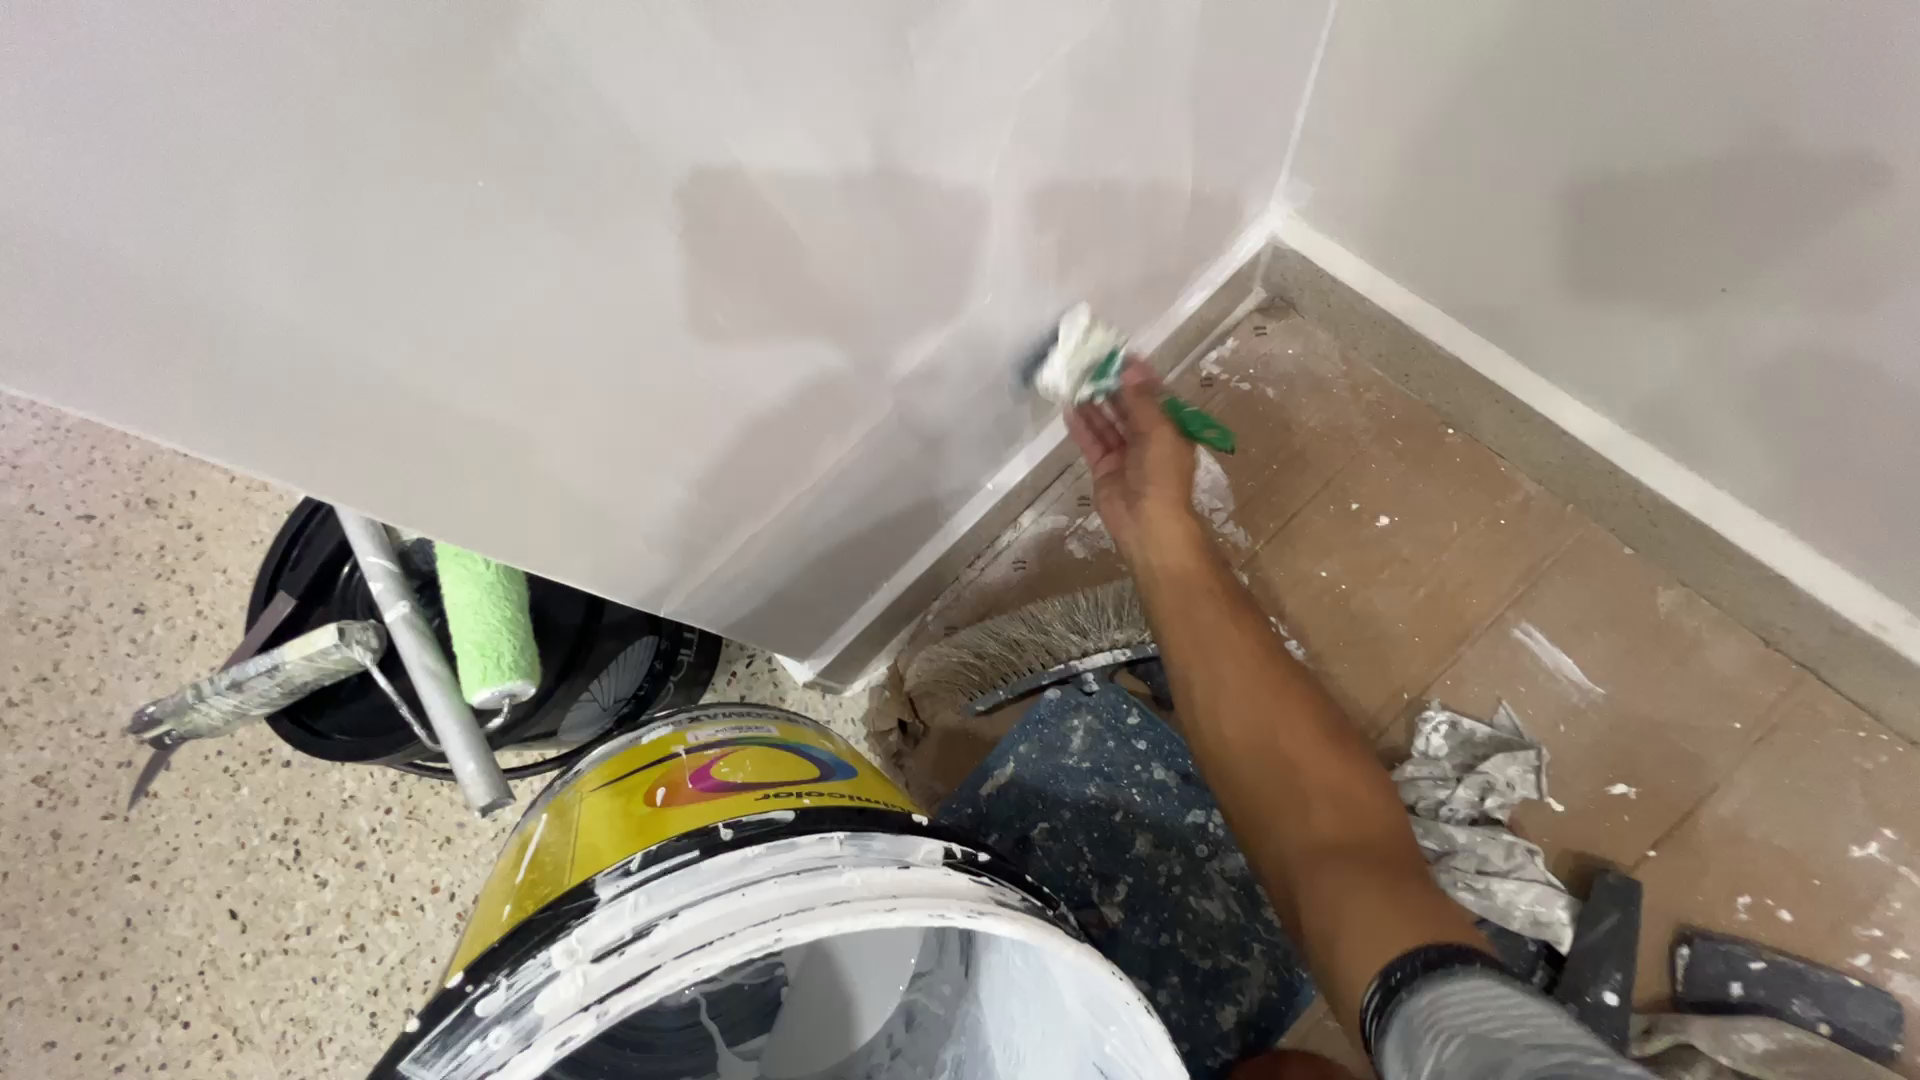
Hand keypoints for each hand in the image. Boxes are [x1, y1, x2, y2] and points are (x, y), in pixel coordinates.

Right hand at [1064, 358, 1201, 563]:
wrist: (1147, 521)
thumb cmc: (1162, 474)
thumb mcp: (1159, 430)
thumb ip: (1141, 399)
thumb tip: (1129, 367)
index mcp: (1171, 430)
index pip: (1155, 396)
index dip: (1138, 376)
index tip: (1119, 356)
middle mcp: (1149, 440)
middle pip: (1128, 408)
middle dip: (1112, 388)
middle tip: (1091, 365)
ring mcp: (1125, 455)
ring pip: (1108, 423)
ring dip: (1094, 404)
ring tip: (1076, 383)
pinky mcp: (1104, 468)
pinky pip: (1092, 443)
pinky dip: (1082, 427)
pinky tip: (1069, 408)